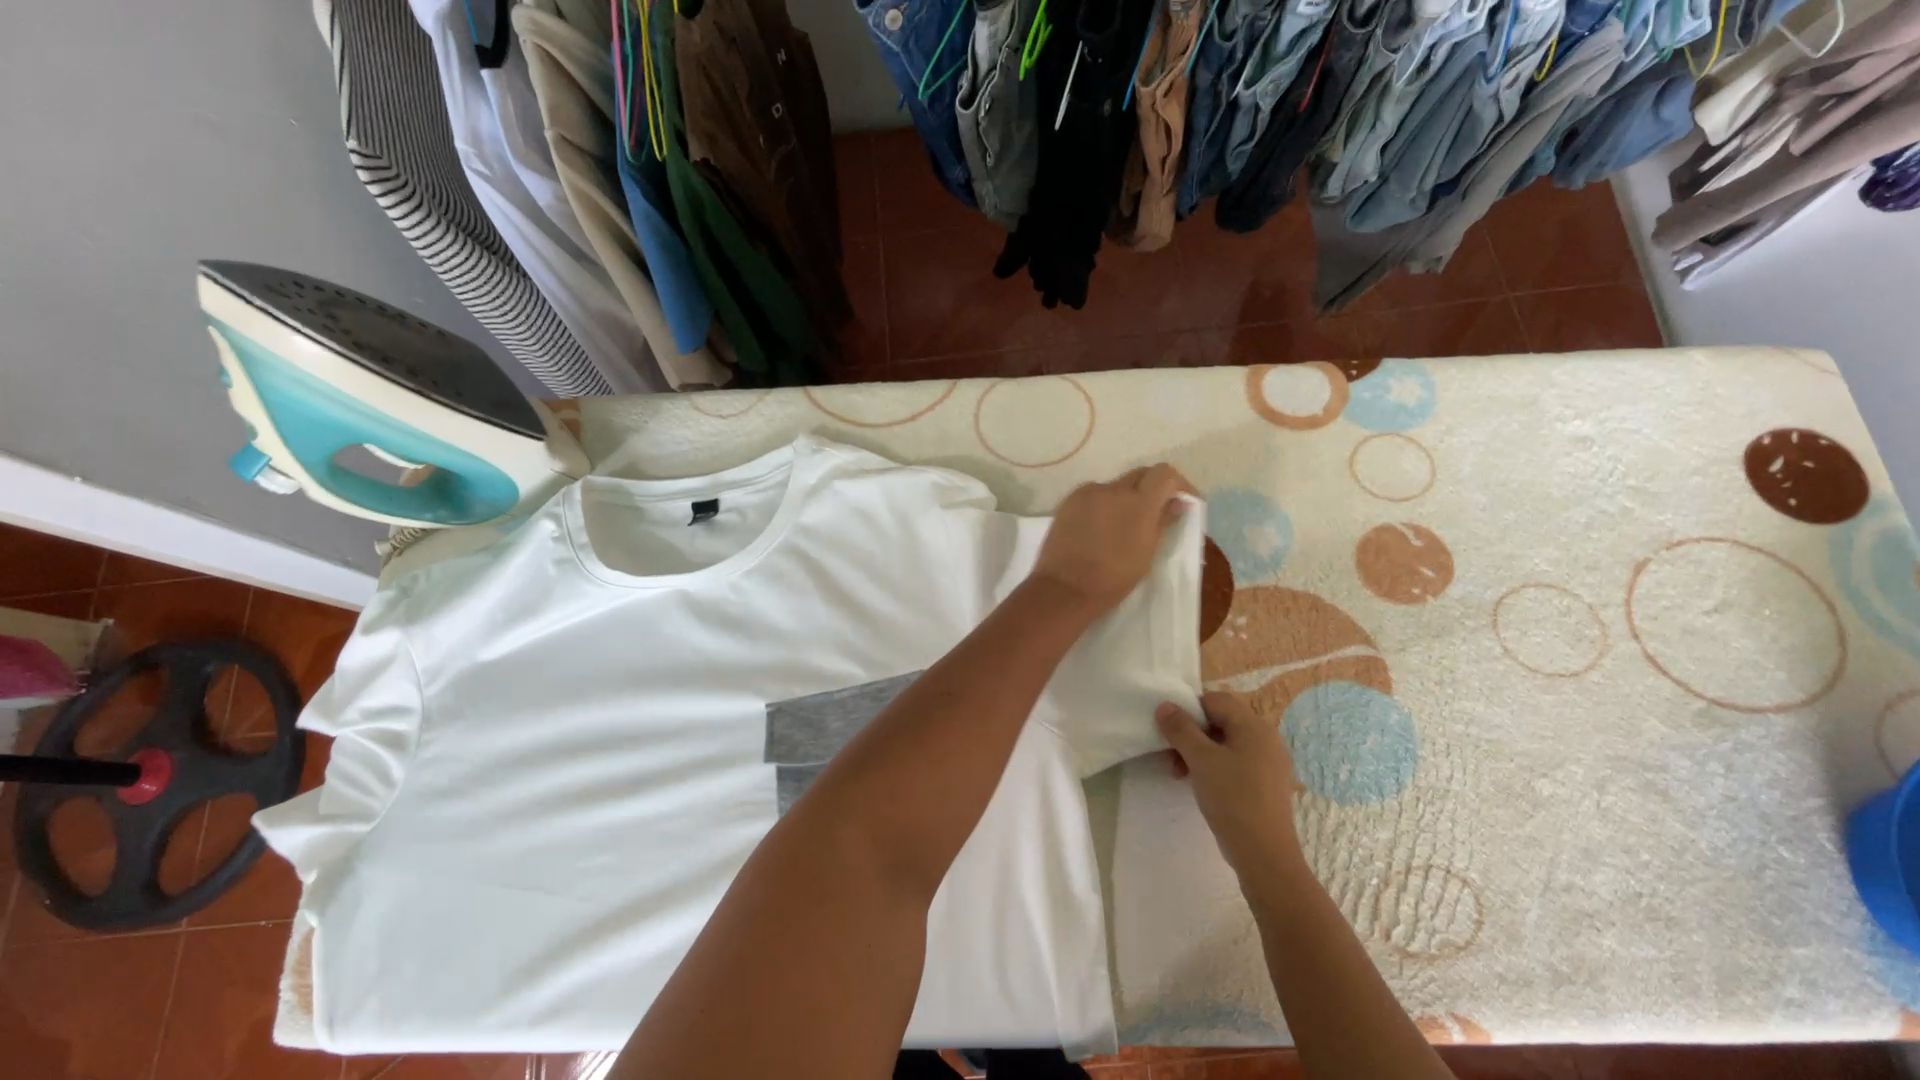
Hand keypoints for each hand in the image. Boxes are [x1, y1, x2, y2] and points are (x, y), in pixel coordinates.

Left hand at [1029, 464, 1193, 614]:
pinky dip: (1104, 505)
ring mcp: (1088, 492)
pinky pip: (1094, 495)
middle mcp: (1113, 489)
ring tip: (1124, 526)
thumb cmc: (1113, 579)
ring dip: (1126, 498)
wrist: (1065, 589)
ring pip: (1116, 486)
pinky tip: (1101, 528)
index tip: (1182, 501)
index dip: (1178, 484)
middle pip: (1140, 475)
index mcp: (1138, 503)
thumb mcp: (1147, 552)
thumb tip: (1180, 502)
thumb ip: (1163, 521)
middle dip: (1153, 489)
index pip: (1164, 473)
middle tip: (1157, 512)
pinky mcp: (1069, 500)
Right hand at [1156, 692, 1302, 880]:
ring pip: (1226, 744)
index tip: (1168, 731)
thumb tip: (1165, 705)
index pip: (1216, 700)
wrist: (1264, 853)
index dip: (1189, 709)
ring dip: (1199, 752)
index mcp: (1254, 726)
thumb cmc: (1232, 798)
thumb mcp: (1201, 760)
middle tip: (1171, 757)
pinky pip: (1237, 763)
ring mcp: (1269, 762)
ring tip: (1180, 774)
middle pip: (1221, 721)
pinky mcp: (1266, 784)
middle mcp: (1266, 738)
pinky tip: (1201, 785)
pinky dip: (1215, 767)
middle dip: (1191, 735)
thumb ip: (1180, 729)